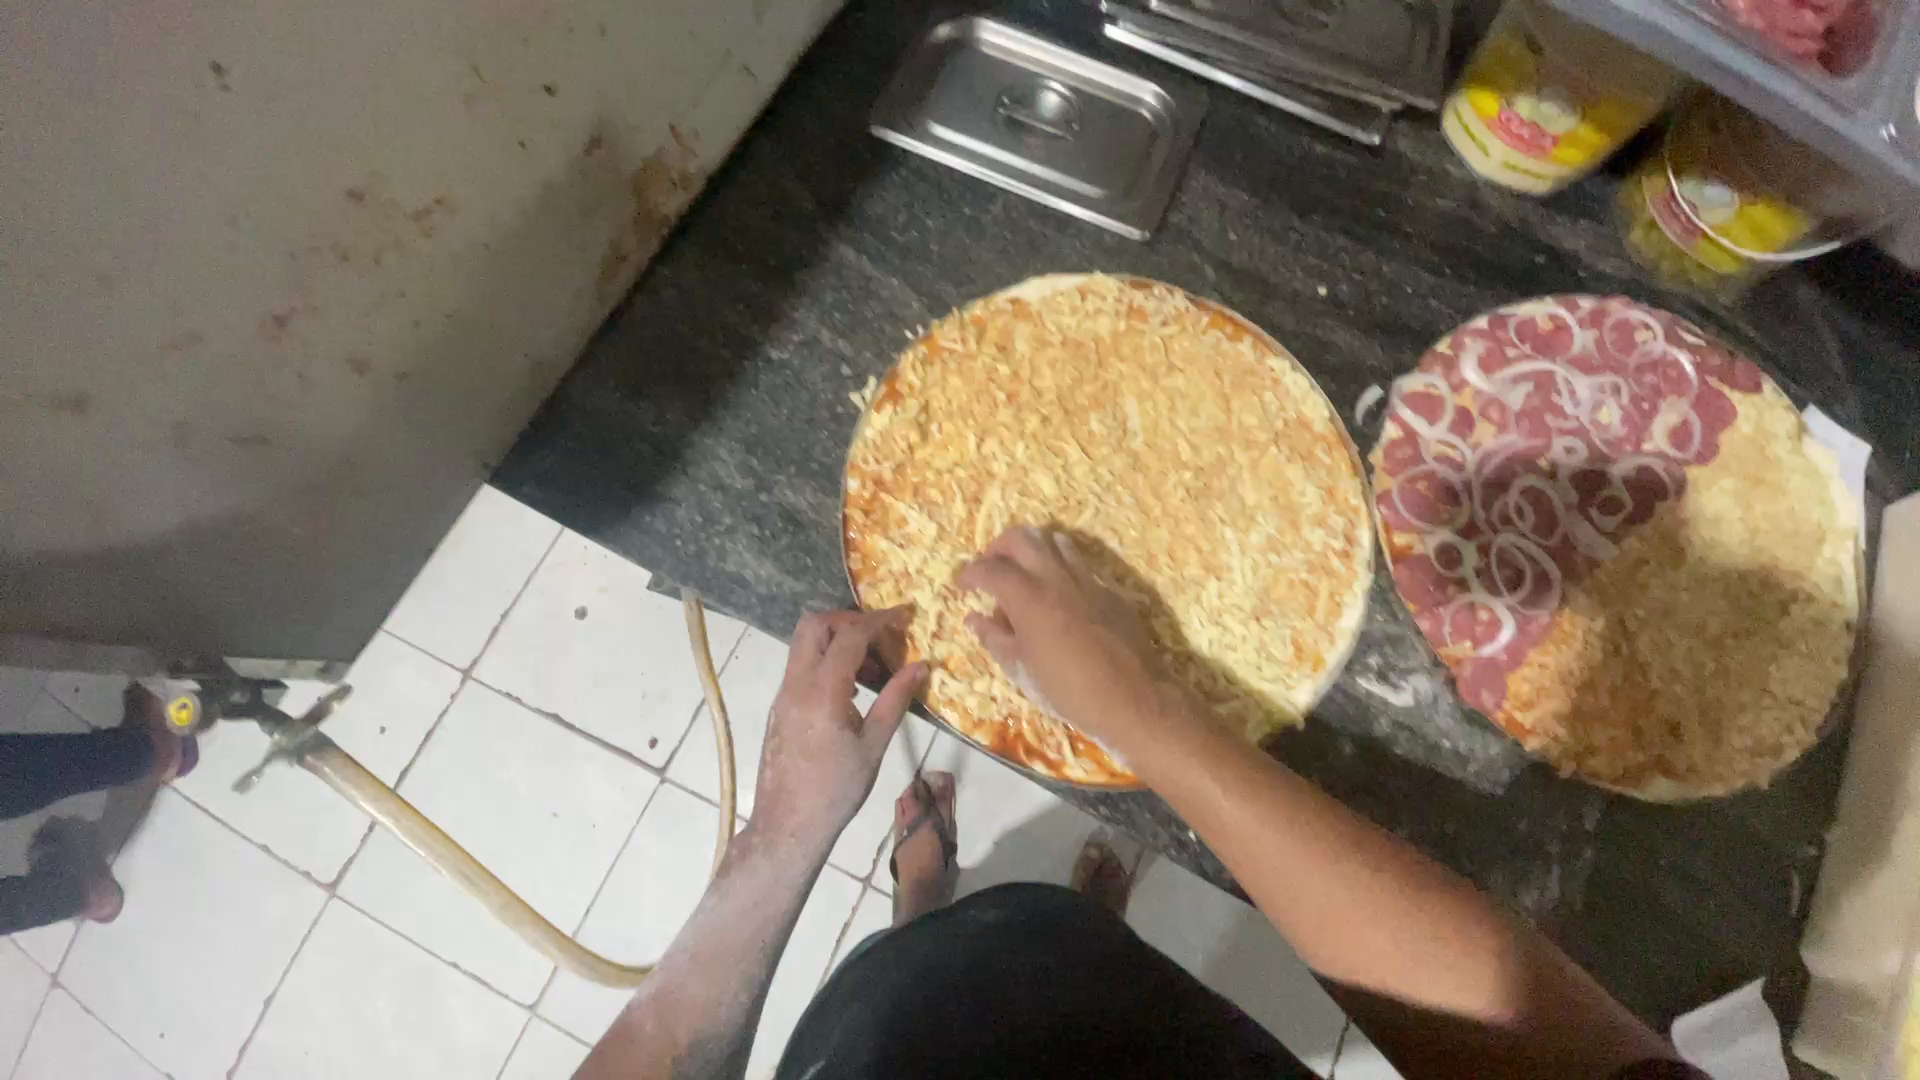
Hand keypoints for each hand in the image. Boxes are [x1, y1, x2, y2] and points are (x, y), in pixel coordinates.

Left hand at [754, 608, 927, 846]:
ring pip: (804, 643)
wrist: (787, 827)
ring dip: (837, 641)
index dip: (879, 620)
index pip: (849, 635)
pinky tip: (853, 690)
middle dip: (849, 620)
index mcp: (822, 691)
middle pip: (814, 624)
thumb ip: (895, 699)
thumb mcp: (874, 745)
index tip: (905, 617)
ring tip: (872, 668)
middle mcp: (796, 683)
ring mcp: (783, 694)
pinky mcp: (780, 706)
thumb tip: (921, 665)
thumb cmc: (836, 790)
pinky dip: (827, 661)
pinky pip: (801, 666)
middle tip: (880, 637)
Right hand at [956, 526, 1165, 750]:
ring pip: (1056, 542)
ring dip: (1034, 550)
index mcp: (1028, 597)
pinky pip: (1081, 566)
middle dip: (998, 547)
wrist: (1129, 699)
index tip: (961, 585)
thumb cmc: (1066, 690)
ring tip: (1026, 574)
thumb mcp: (1020, 669)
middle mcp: (1056, 578)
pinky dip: (1062, 570)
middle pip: (1022, 538)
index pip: (989, 569)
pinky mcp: (1110, 592)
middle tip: (990, 568)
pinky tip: (1060, 597)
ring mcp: (1087, 581)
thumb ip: (993, 638)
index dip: (969, 573)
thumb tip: (974, 619)